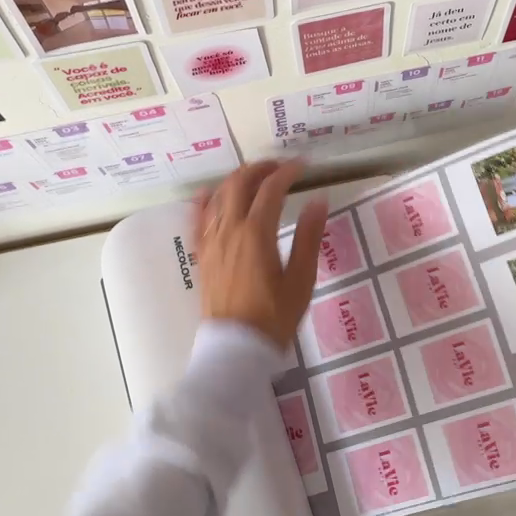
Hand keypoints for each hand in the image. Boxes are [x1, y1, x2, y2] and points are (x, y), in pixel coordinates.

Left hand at [194, 161, 327, 348]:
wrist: (236, 350)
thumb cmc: (274, 317)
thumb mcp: (301, 279)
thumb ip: (308, 236)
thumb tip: (318, 201)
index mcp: (256, 233)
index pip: (271, 188)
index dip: (288, 172)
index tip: (304, 166)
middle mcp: (229, 230)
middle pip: (239, 183)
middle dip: (260, 168)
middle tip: (280, 167)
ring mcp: (211, 241)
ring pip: (217, 196)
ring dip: (236, 180)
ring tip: (254, 178)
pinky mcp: (202, 255)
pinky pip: (198, 219)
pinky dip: (205, 200)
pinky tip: (209, 194)